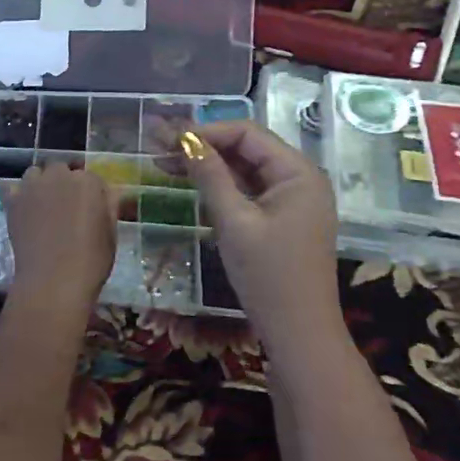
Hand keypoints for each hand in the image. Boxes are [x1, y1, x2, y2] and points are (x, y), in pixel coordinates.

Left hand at [6, 163, 116, 309]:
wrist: (53, 280)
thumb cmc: (91, 261)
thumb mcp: (111, 233)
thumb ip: (108, 206)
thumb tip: (107, 193)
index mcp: (88, 182)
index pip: (89, 177)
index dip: (88, 193)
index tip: (87, 209)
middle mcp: (59, 177)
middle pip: (60, 170)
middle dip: (63, 183)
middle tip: (64, 207)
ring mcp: (32, 187)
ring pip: (35, 174)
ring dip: (40, 184)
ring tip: (42, 207)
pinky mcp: (12, 201)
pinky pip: (13, 189)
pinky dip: (19, 196)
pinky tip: (24, 212)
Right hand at [183, 121, 340, 330]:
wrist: (297, 328)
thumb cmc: (267, 274)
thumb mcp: (234, 222)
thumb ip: (211, 178)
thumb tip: (185, 141)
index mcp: (298, 173)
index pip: (247, 134)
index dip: (206, 131)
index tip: (166, 139)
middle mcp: (300, 179)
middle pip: (248, 149)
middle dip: (204, 146)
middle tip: (159, 148)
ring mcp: (293, 201)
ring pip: (246, 170)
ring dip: (209, 165)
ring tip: (166, 163)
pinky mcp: (282, 220)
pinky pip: (249, 192)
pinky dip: (221, 186)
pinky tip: (192, 186)